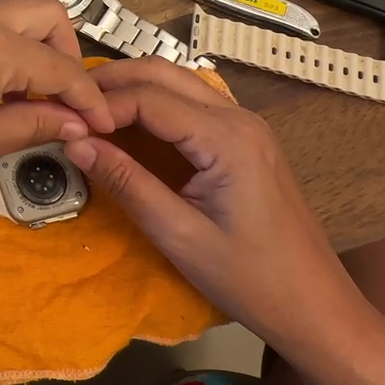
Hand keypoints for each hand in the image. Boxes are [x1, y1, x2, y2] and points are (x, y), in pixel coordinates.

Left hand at [0, 0, 111, 222]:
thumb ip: (34, 124)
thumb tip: (75, 123)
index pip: (60, 67)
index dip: (89, 98)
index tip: (103, 124)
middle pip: (42, 14)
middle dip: (65, 53)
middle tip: (64, 100)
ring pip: (5, 12)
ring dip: (27, 47)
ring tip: (22, 99)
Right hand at [63, 59, 357, 351]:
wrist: (319, 311)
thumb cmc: (252, 279)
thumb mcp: (179, 235)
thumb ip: (126, 182)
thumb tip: (75, 142)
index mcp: (227, 138)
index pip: (147, 98)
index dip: (101, 106)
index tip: (65, 125)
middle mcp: (239, 118)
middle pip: (161, 72)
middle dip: (110, 82)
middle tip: (68, 104)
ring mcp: (245, 125)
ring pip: (175, 79)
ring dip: (130, 87)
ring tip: (89, 112)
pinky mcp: (244, 138)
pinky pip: (189, 100)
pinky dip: (151, 101)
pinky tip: (127, 124)